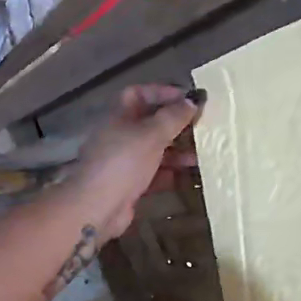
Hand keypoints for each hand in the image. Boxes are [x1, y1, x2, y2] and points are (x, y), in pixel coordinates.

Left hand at [66, 84, 200, 237]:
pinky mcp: (129, 186)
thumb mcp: (151, 134)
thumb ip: (173, 117)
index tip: (188, 98)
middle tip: (202, 126)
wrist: (98, 207)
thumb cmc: (123, 162)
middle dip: (175, 124)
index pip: (138, 94)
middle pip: (150, 124)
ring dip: (177, 151)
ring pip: (154, 151)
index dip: (162, 93)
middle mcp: (119, 136)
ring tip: (202, 154)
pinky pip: (154, 174)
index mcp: (118, 116)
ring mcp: (123, 163)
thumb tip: (193, 100)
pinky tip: (190, 175)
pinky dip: (171, 173)